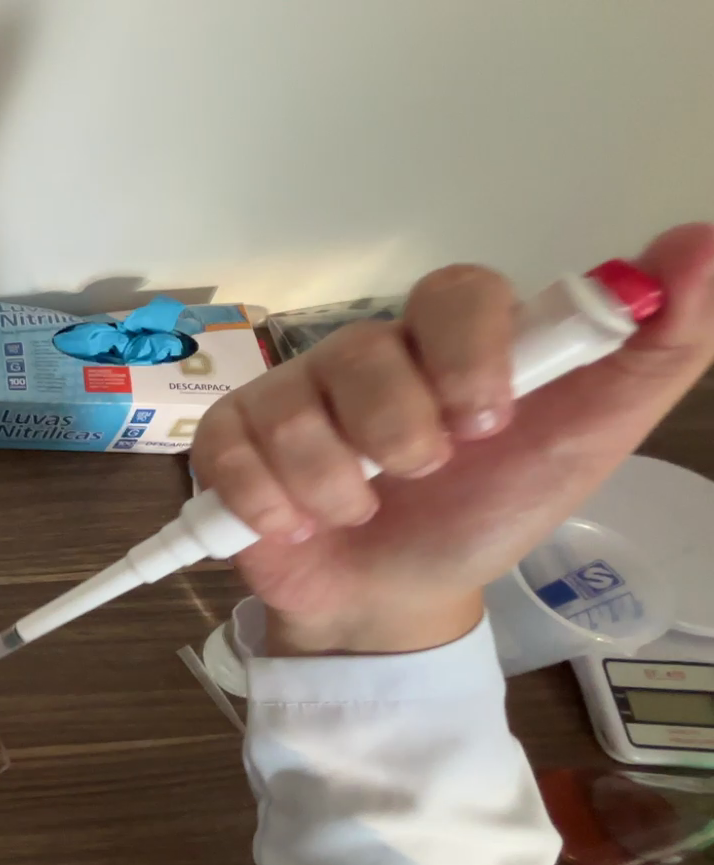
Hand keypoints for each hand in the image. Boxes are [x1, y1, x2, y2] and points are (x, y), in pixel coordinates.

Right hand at [191, 223, 713, 654]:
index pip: (450, 292)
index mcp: (439, 349)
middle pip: (358, 354)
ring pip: (293, 417)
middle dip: (397, 437)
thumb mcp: (582, 447)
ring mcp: (277, 399)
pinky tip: (291, 526)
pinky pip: (229, 454)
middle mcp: (352, 362)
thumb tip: (692, 244)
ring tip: (351, 517)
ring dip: (334, 489)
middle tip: (415, 481)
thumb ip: (647, 354)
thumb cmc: (476, 520)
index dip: (465, 351)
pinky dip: (267, 503)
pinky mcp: (221, 443)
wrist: (386, 597)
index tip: (485, 422)